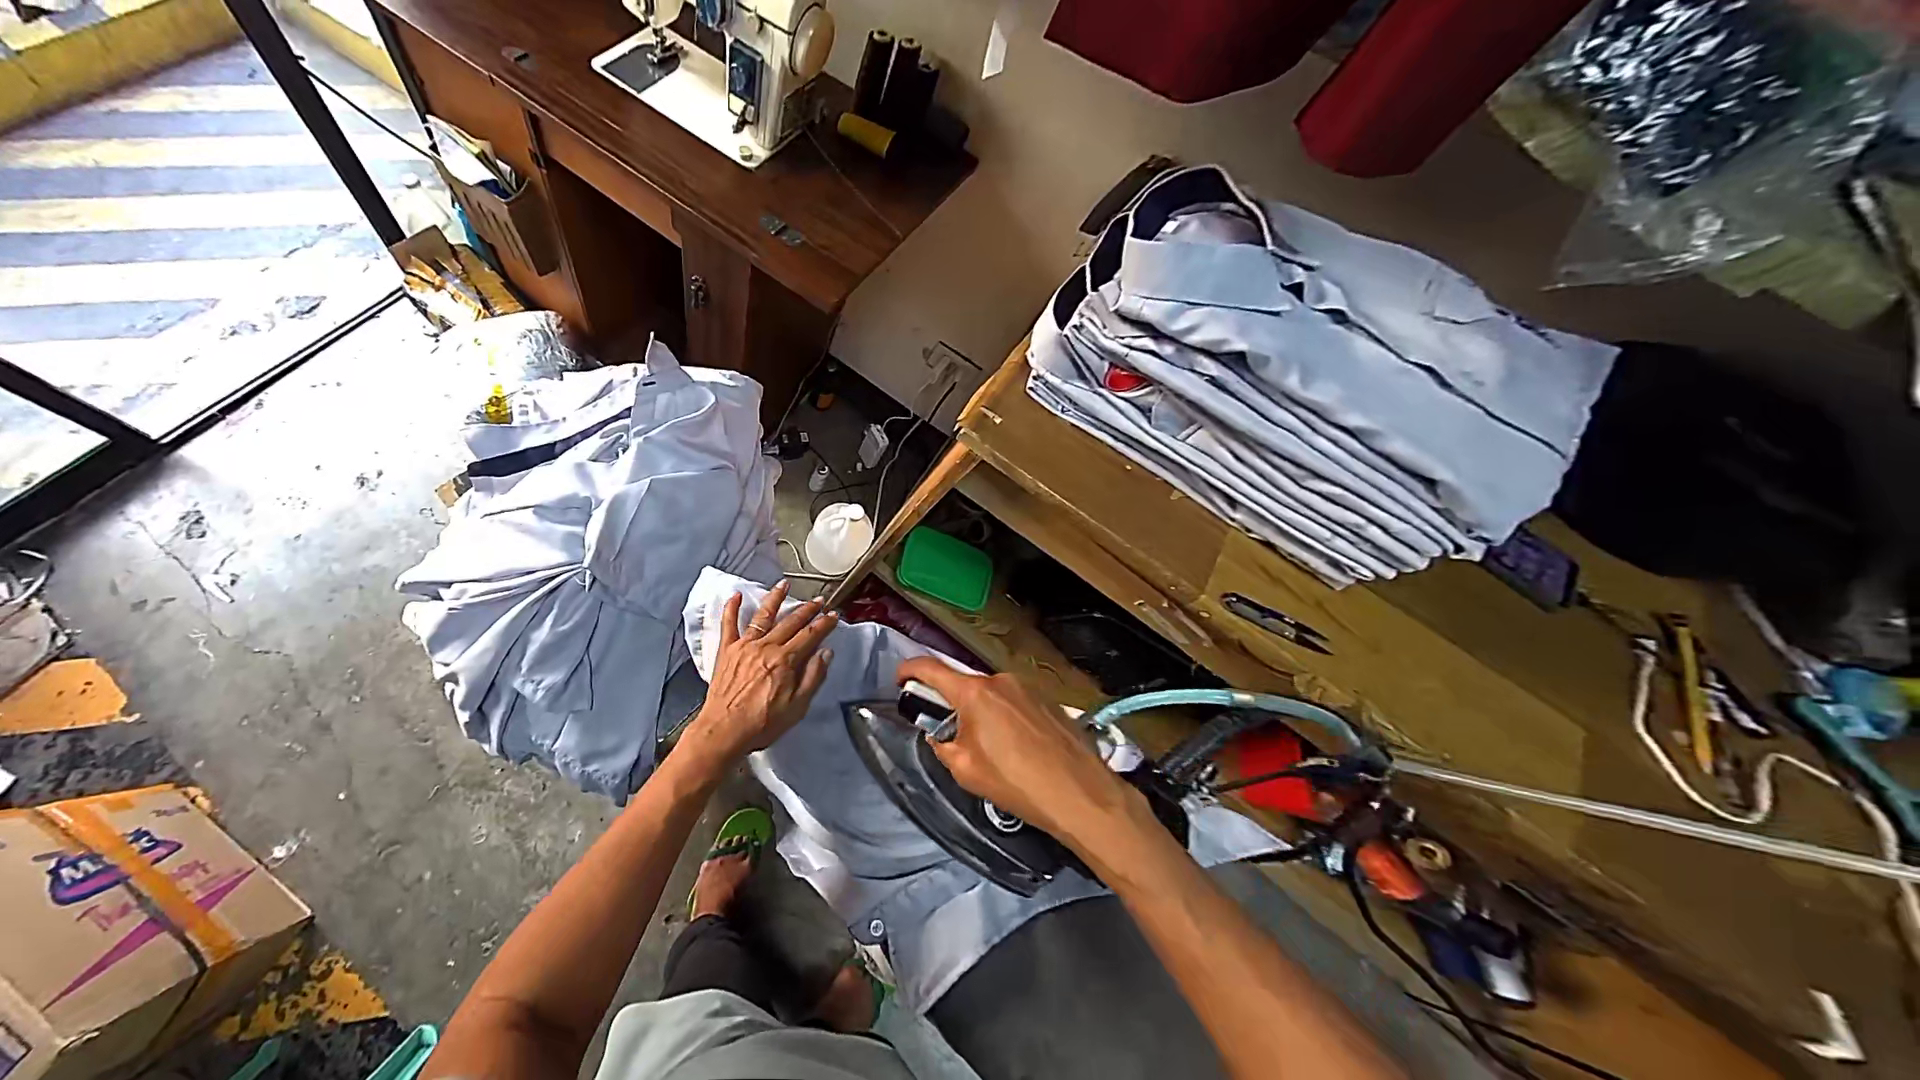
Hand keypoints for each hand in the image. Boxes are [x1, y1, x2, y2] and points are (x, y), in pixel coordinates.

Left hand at [678, 581, 836, 771]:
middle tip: (819, 600)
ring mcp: (744, 647)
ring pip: (763, 615)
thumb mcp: (797, 706)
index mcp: (785, 660)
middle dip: (808, 609)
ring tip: (784, 585)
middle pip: (791, 622)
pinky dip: (732, 609)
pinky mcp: (726, 651)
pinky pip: (729, 625)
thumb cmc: (761, 723)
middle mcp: (766, 647)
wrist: (723, 731)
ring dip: (775, 598)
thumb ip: (813, 677)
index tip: (833, 616)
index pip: (811, 635)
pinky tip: (736, 595)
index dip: (825, 624)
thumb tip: (825, 654)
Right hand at [895, 657, 1142, 845]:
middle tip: (950, 734)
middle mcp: (1001, 680)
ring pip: (991, 695)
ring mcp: (1028, 687)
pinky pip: (1014, 702)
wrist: (1080, 793)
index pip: (931, 669)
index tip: (899, 679)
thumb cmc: (1017, 783)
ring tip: (990, 749)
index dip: (909, 671)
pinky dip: (1005, 717)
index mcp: (975, 693)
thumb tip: (940, 734)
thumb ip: (943, 744)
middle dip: (951, 704)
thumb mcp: (965, 770)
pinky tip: (1017, 748)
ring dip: (981, 713)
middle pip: (964, 685)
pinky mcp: (1048, 699)